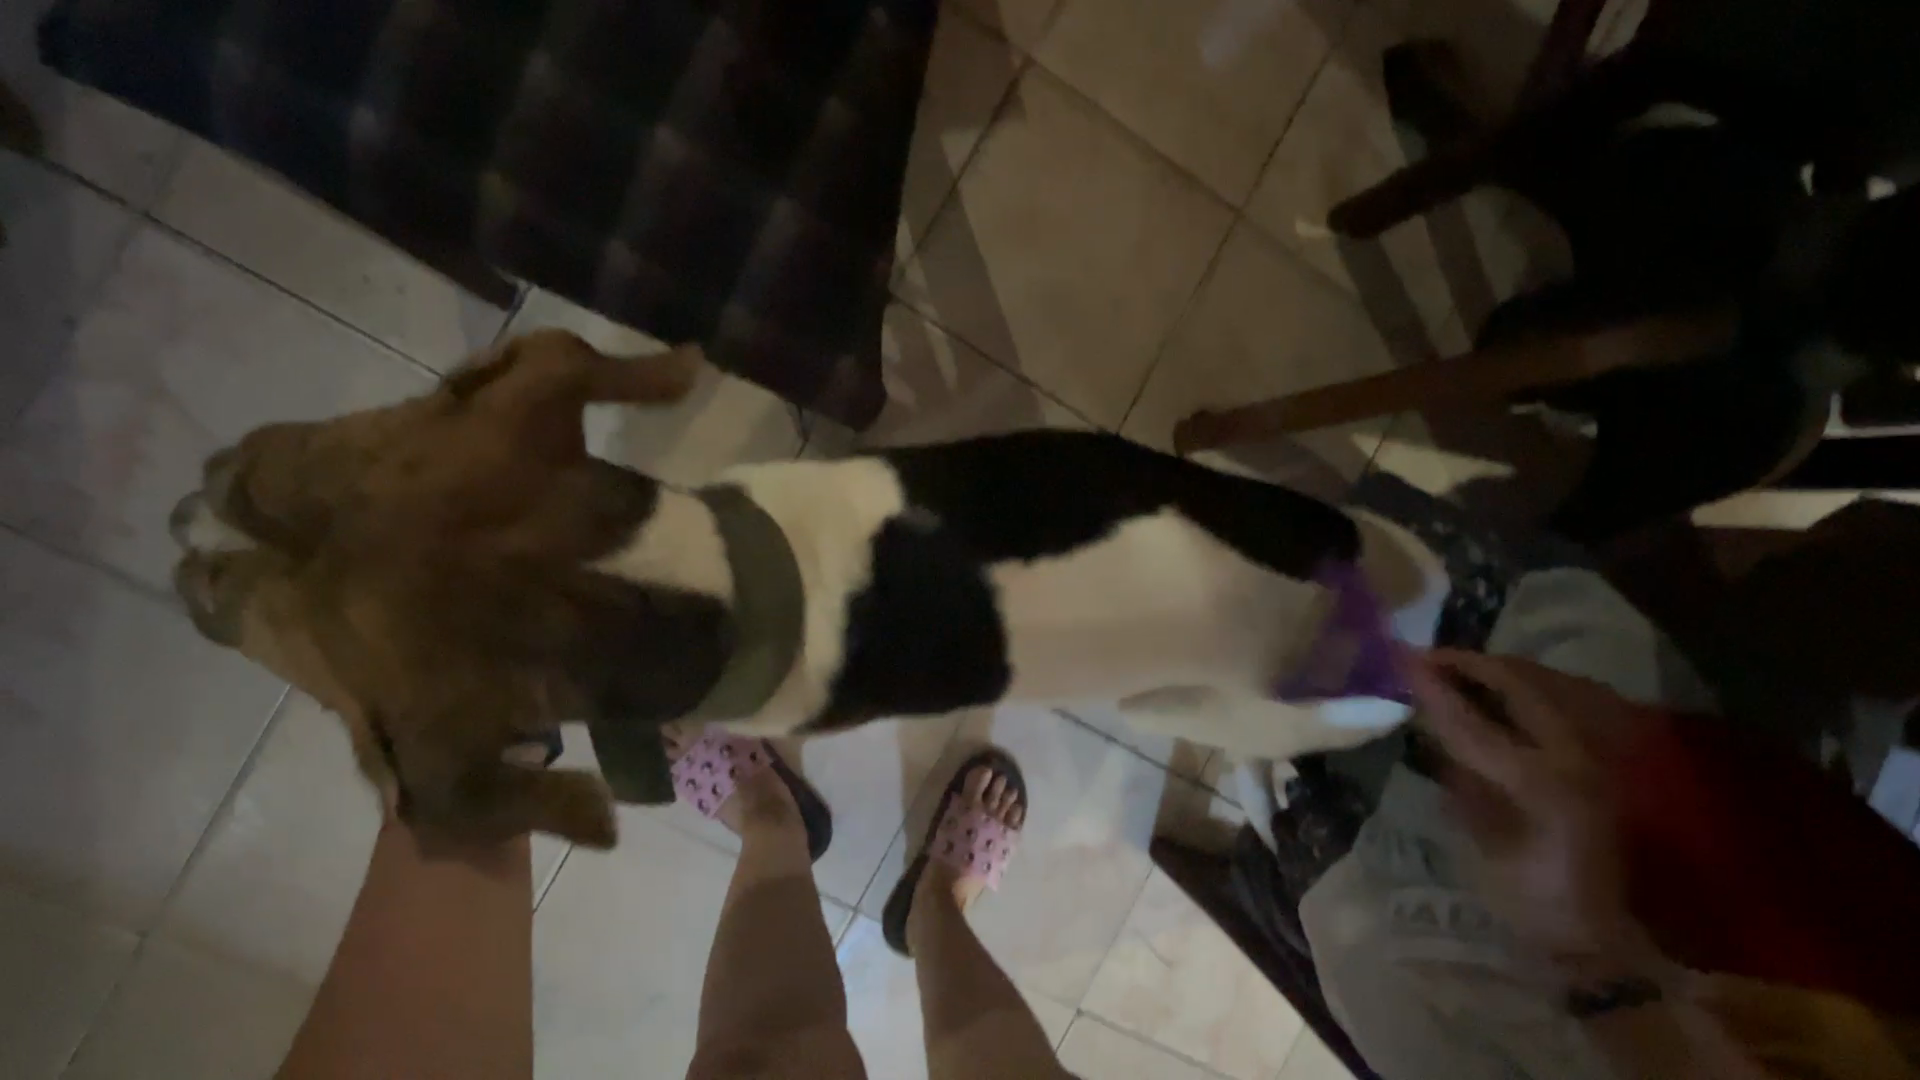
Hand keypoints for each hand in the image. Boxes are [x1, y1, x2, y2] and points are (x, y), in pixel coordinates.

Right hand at [1410, 650, 1648, 962]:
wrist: (1598, 934)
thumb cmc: (1526, 896)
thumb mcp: (1479, 839)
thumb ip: (1459, 779)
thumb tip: (1432, 730)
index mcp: (1537, 781)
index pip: (1469, 720)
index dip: (1431, 688)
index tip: (1399, 659)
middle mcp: (1573, 756)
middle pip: (1517, 684)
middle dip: (1468, 663)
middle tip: (1425, 657)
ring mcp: (1597, 753)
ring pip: (1548, 684)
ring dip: (1500, 669)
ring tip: (1457, 666)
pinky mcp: (1605, 760)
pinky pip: (1565, 703)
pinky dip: (1528, 687)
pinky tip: (1500, 691)